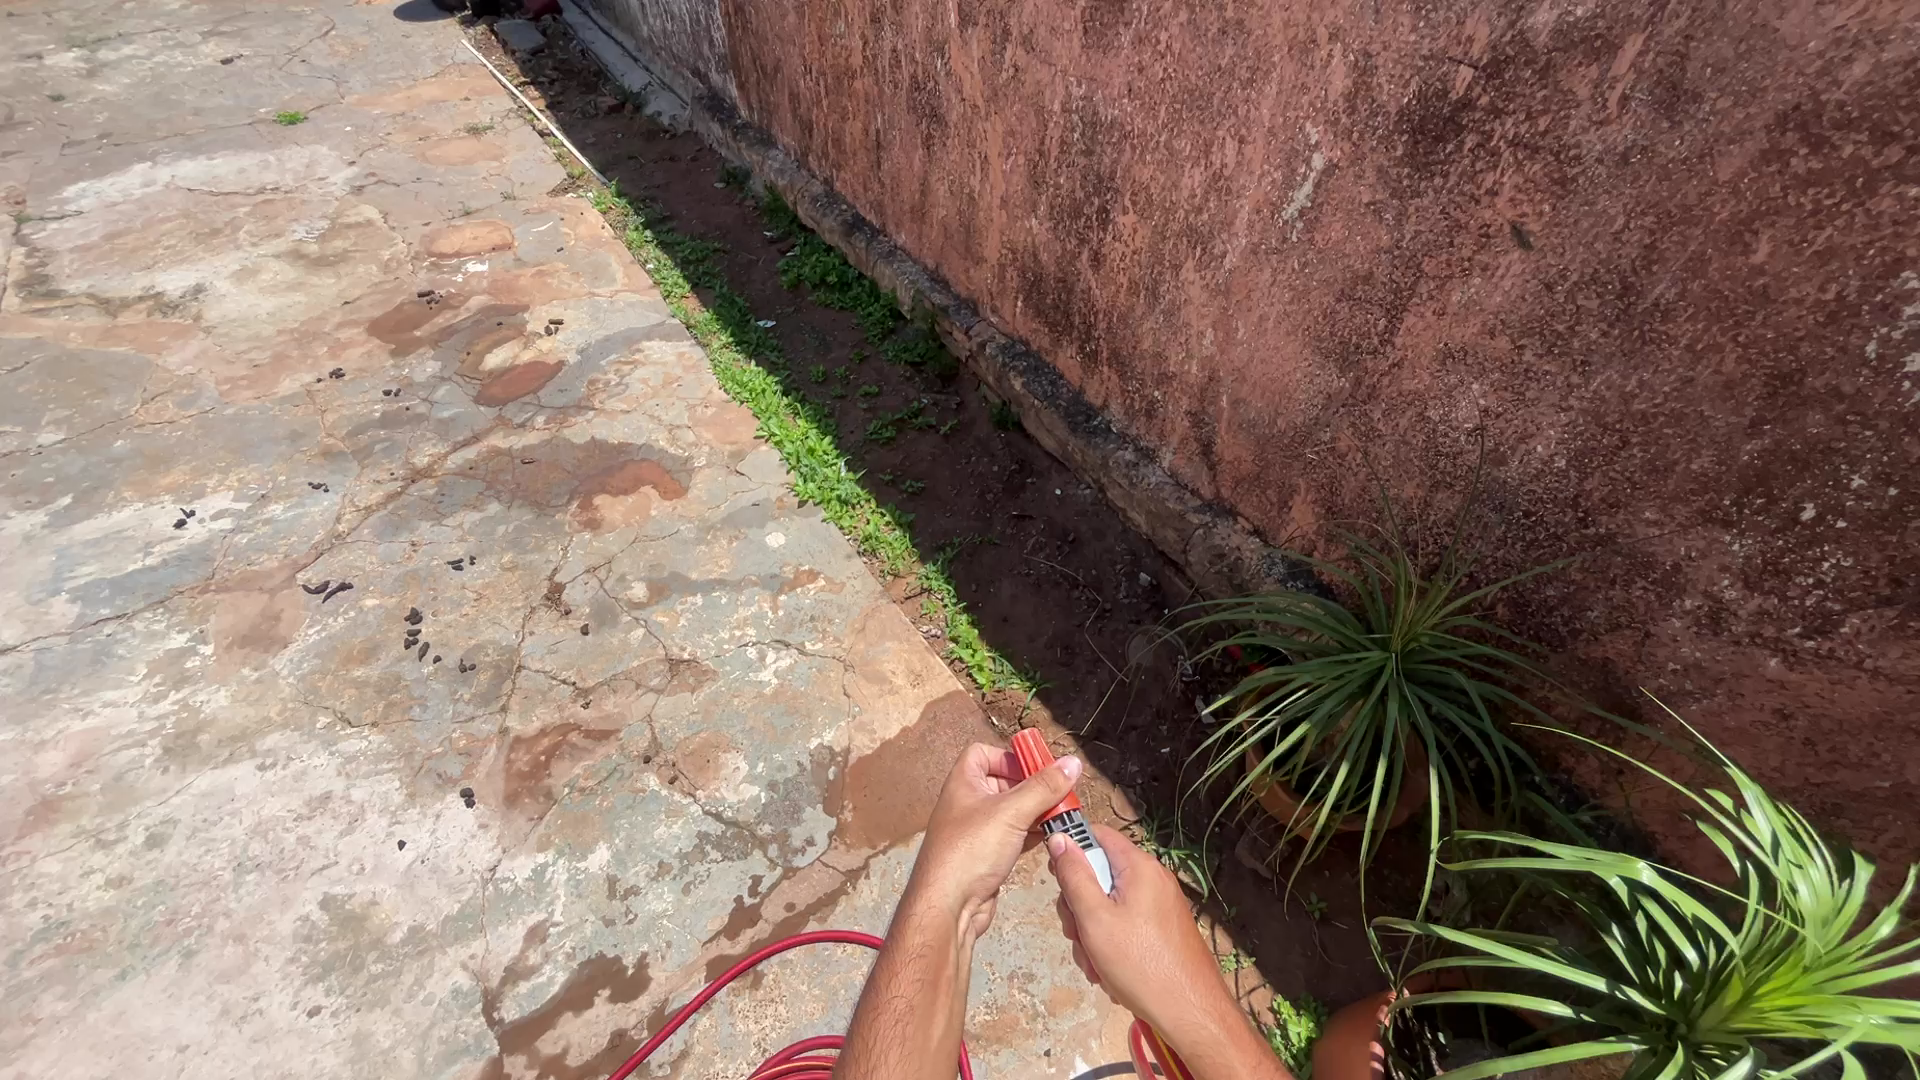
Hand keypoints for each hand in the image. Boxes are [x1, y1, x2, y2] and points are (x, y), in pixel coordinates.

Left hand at [902, 742, 1082, 941]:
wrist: (948, 908)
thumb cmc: (969, 852)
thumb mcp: (1011, 812)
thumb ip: (1043, 787)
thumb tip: (1071, 763)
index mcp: (964, 782)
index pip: (983, 753)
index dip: (1009, 757)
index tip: (1036, 767)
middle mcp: (968, 803)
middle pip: (1004, 782)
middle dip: (1032, 786)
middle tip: (1060, 792)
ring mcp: (977, 831)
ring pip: (1012, 811)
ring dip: (1036, 811)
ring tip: (1062, 815)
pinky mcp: (987, 855)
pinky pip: (1014, 835)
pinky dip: (1032, 833)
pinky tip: (1051, 837)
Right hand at [1047, 824, 1243, 1047]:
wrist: (1192, 1016)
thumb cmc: (1141, 965)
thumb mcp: (1095, 919)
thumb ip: (1074, 875)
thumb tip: (1060, 837)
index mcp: (1139, 866)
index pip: (1096, 835)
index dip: (1070, 850)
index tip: (1055, 878)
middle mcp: (1152, 878)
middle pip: (1100, 873)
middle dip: (1080, 905)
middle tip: (1078, 936)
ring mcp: (1160, 905)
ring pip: (1109, 903)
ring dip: (1093, 931)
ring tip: (1096, 964)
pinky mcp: (1163, 929)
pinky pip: (1126, 922)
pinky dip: (1112, 942)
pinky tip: (1110, 971)